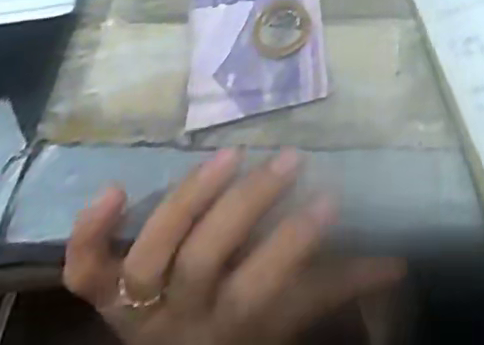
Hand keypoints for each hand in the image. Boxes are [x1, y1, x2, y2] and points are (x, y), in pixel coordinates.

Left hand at [63, 148, 404, 344]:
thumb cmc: (250, 333)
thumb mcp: (296, 319)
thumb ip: (343, 285)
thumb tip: (400, 261)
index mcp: (229, 326)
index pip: (260, 287)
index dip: (291, 245)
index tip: (332, 199)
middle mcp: (177, 317)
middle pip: (203, 261)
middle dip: (248, 206)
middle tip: (290, 159)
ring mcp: (135, 308)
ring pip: (148, 257)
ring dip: (186, 202)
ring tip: (229, 156)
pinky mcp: (105, 297)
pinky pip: (83, 272)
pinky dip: (89, 234)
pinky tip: (114, 185)